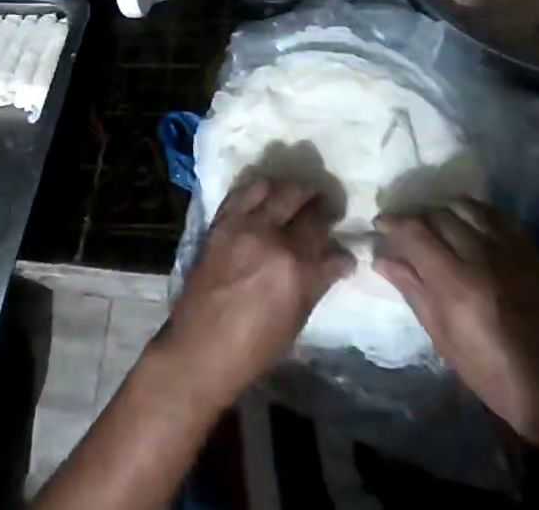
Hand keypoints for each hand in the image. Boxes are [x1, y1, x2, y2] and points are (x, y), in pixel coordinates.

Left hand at [158, 176, 352, 409]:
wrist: (199, 349)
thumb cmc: (254, 347)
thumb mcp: (297, 318)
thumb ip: (319, 280)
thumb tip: (339, 259)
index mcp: (297, 268)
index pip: (329, 240)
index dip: (339, 242)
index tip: (340, 243)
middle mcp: (272, 238)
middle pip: (305, 205)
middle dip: (319, 205)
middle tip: (322, 210)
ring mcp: (243, 227)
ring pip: (275, 188)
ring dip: (290, 190)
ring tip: (294, 197)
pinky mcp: (220, 223)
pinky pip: (243, 193)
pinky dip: (259, 190)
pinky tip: (266, 197)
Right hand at [373, 199, 538, 447]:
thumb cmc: (498, 376)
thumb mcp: (446, 341)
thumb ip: (415, 291)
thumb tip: (383, 260)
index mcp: (457, 281)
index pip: (414, 231)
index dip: (392, 222)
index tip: (379, 225)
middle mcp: (482, 253)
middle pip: (438, 212)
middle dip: (414, 214)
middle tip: (402, 227)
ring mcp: (511, 247)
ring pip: (467, 206)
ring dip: (443, 208)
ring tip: (432, 221)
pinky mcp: (531, 248)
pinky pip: (496, 214)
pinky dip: (474, 211)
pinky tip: (468, 223)